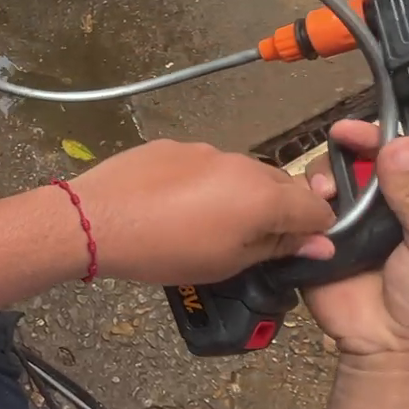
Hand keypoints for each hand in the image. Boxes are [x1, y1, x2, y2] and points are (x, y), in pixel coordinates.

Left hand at [69, 139, 336, 284]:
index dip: (311, 230)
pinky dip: (196, 181)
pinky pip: (198, 164)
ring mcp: (200, 149)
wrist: (90, 221)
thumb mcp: (224, 263)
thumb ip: (277, 248)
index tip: (290, 246)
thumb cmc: (158, 250)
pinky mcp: (167, 146)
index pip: (318, 208)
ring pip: (236, 172)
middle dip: (272, 210)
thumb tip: (319, 243)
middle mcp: (238, 163)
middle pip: (279, 185)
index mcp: (263, 194)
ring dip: (232, 193)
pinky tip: (167, 202)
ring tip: (196, 220)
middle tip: (240, 237)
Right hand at [302, 121, 408, 361]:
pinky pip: (295, 220)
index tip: (351, 129)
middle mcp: (384, 215)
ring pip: (321, 190)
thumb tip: (399, 144)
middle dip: (339, 160)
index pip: (400, 163)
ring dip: (316, 184)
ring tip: (321, 196)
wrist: (402, 351)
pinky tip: (298, 211)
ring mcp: (345, 232)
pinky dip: (292, 211)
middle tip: (334, 167)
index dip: (378, 141)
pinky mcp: (311, 249)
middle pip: (354, 170)